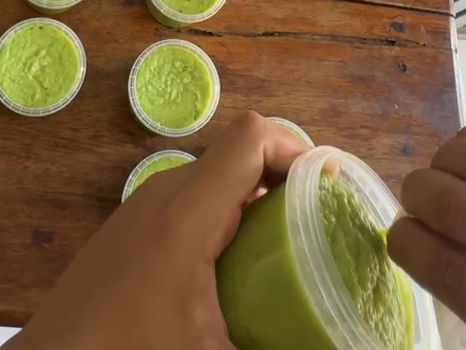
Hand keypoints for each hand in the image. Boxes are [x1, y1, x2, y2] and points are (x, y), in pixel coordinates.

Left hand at [10, 112, 308, 349]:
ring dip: (256, 199)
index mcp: (188, 209)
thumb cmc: (132, 349)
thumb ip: (275, 340)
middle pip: (238, 153)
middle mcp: (166, 191)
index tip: (328, 190)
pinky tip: (239, 266)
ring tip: (289, 249)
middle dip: (285, 180)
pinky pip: (194, 198)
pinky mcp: (134, 224)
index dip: (296, 148)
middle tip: (320, 226)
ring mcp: (146, 204)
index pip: (250, 137)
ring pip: (216, 176)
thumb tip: (334, 345)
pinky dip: (227, 215)